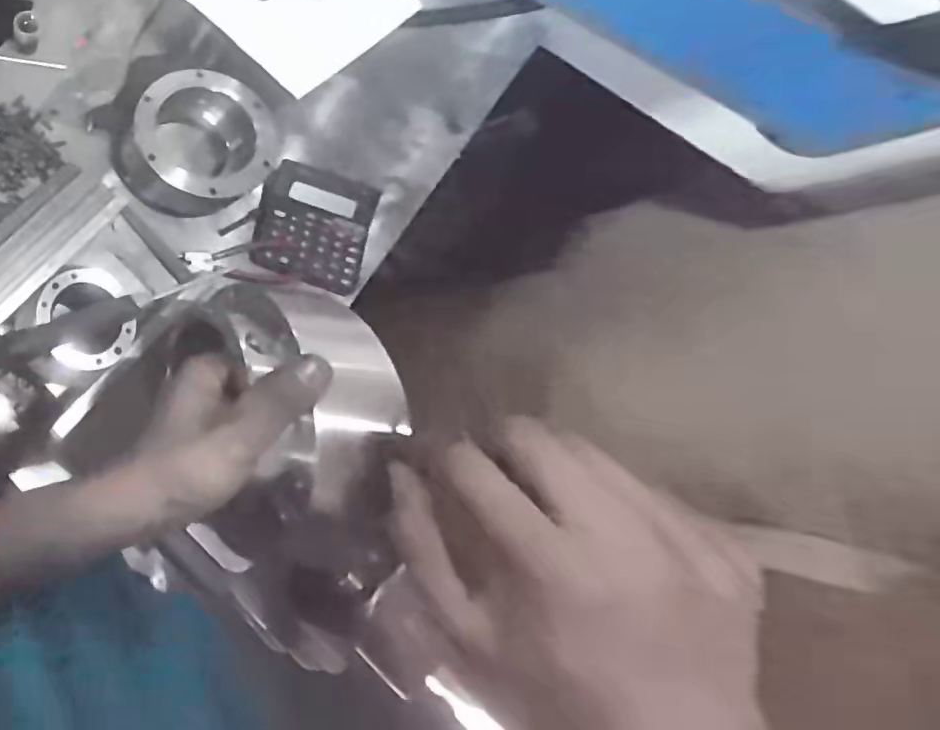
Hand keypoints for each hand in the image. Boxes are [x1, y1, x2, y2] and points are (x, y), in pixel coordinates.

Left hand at [114, 354, 321, 527]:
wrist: (143, 506)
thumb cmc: (193, 465)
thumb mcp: (244, 432)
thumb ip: (279, 400)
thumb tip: (319, 361)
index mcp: (200, 372)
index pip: (251, 367)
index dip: (277, 389)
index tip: (305, 414)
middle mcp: (190, 387)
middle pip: (244, 393)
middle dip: (269, 415)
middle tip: (301, 440)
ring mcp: (186, 417)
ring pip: (235, 419)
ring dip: (256, 437)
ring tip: (287, 459)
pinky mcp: (186, 445)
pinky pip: (223, 440)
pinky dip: (240, 453)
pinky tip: (258, 473)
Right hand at [390, 419, 765, 729]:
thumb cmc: (552, 694)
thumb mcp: (461, 630)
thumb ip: (420, 544)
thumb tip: (402, 471)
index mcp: (550, 563)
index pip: (470, 464)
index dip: (433, 450)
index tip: (421, 457)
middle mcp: (623, 541)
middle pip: (534, 436)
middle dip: (492, 443)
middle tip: (482, 470)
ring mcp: (686, 545)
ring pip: (592, 450)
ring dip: (550, 462)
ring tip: (538, 494)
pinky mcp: (729, 556)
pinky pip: (651, 489)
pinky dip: (612, 495)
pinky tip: (601, 527)